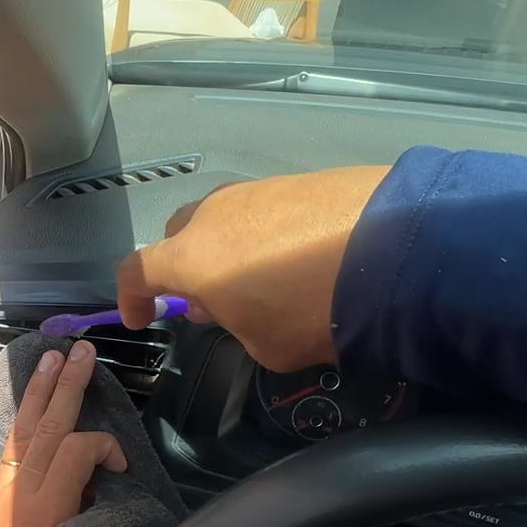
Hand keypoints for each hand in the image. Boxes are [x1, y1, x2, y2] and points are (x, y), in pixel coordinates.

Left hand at [0, 341, 126, 526]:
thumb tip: (121, 517)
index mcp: (49, 510)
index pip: (80, 453)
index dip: (105, 448)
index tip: (117, 466)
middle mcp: (20, 491)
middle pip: (49, 426)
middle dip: (68, 385)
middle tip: (81, 351)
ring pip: (17, 432)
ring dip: (33, 393)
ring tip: (46, 358)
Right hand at [116, 166, 391, 370]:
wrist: (393, 252)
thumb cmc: (310, 312)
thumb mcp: (264, 347)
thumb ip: (233, 326)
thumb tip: (228, 303)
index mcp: (191, 258)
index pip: (136, 270)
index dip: (132, 297)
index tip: (143, 318)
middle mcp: (213, 216)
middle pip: (177, 237)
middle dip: (182, 268)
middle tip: (210, 300)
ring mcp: (255, 190)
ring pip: (221, 220)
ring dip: (224, 249)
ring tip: (258, 278)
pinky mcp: (296, 179)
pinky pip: (262, 209)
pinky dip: (263, 234)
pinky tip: (295, 256)